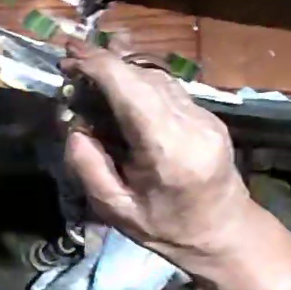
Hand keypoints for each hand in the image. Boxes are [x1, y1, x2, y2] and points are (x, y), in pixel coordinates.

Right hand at [62, 48, 264, 273]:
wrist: (224, 233)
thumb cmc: (164, 227)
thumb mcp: (113, 208)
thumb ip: (88, 166)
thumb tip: (74, 128)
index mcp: (167, 148)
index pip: (130, 89)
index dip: (97, 66)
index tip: (67, 60)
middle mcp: (190, 123)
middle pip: (142, 76)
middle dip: (103, 60)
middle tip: (68, 56)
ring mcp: (203, 117)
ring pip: (155, 76)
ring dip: (119, 67)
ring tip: (85, 66)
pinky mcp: (206, 116)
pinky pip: (166, 87)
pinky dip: (135, 80)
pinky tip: (114, 85)